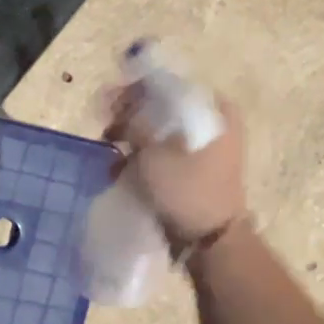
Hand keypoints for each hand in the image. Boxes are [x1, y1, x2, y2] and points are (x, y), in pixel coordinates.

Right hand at [102, 85, 247, 242]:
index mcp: (214, 109)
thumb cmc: (185, 190)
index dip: (135, 90)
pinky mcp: (198, 168)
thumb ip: (133, 123)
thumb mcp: (152, 152)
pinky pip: (165, 152)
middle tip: (107, 130)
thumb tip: (118, 105)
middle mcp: (216, 122)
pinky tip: (122, 169)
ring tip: (111, 152)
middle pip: (164, 107)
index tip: (108, 104)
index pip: (168, 84)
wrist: (209, 239)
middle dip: (131, 117)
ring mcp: (209, 147)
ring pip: (162, 131)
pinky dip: (144, 157)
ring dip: (134, 139)